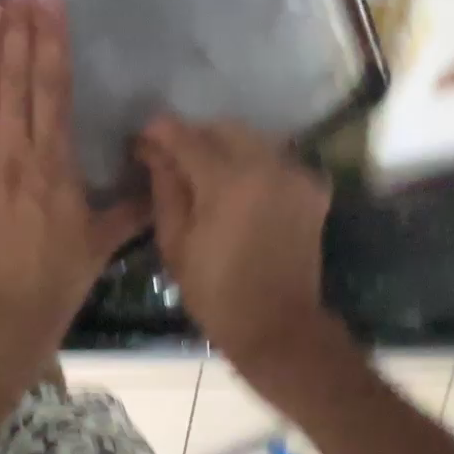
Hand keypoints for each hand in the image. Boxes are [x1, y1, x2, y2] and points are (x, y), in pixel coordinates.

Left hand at [0, 0, 146, 358]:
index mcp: (55, 161)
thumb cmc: (59, 275)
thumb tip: (164, 170)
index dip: (50, 39)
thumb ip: (135, 203)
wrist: (6, 312)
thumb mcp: (105, 238)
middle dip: (17, 26)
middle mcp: (15, 153)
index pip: (53, 87)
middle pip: (16, 79)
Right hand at [137, 118, 335, 358]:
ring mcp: (296, 174)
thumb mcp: (175, 242)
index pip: (186, 137)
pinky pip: (276, 158)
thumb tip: (153, 152)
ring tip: (203, 172)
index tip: (141, 138)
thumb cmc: (214, 291)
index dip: (159, 133)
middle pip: (223, 128)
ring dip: (224, 147)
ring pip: (253, 139)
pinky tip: (237, 187)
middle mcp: (268, 166)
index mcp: (228, 182)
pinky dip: (253, 163)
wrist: (277, 325)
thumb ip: (165, 188)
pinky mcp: (312, 188)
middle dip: (194, 136)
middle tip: (171, 158)